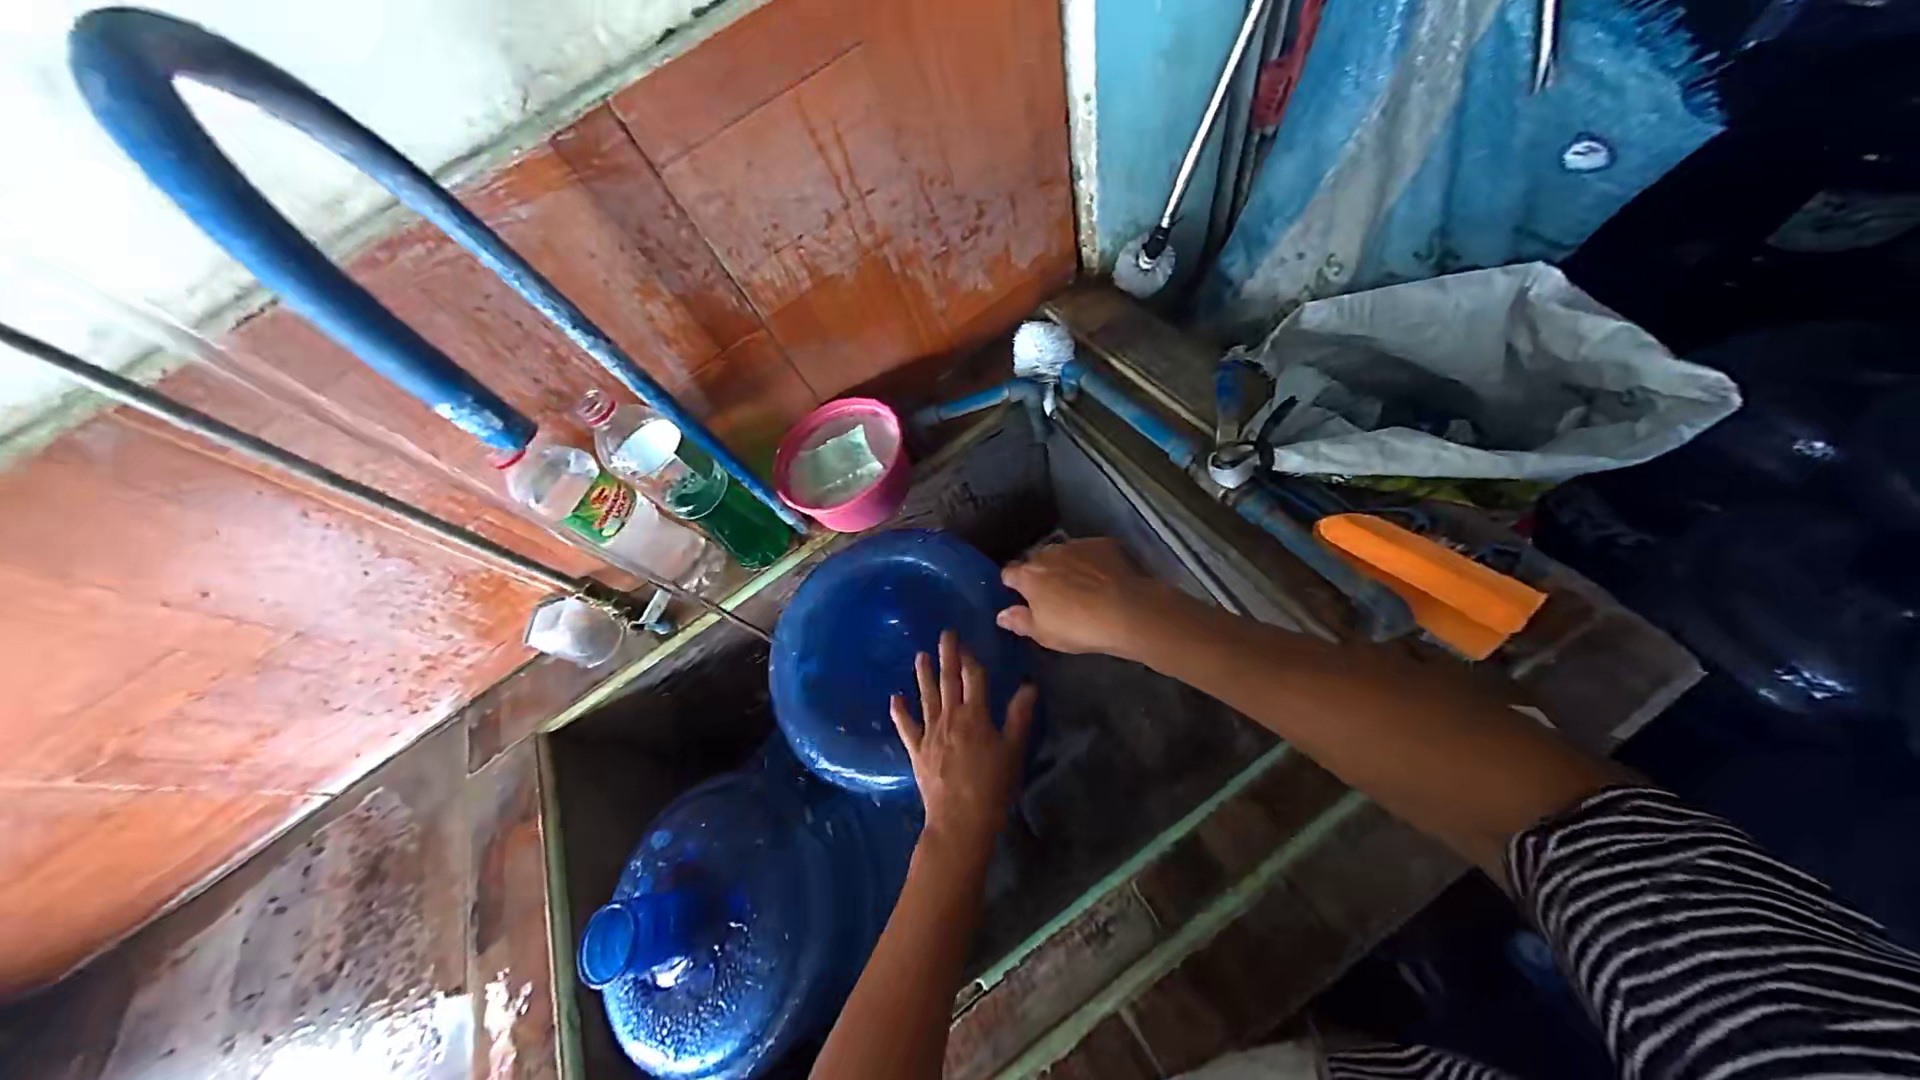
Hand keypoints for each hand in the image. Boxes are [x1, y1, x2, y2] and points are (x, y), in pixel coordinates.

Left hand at [890, 631, 1036, 857]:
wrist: (960, 820)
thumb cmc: (993, 786)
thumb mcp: (1014, 750)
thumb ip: (1019, 716)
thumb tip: (1028, 685)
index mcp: (975, 715)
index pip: (973, 678)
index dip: (970, 658)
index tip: (966, 641)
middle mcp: (950, 717)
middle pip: (948, 680)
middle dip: (947, 655)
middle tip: (944, 634)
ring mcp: (930, 733)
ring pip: (926, 697)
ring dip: (923, 675)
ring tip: (919, 655)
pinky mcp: (917, 751)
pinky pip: (906, 727)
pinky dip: (900, 712)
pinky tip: (894, 698)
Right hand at [997, 538, 1190, 658]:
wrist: (1127, 611)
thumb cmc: (1078, 627)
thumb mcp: (1044, 634)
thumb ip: (1020, 621)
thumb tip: (1001, 615)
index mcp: (1028, 575)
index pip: (1009, 573)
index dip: (1012, 585)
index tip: (1020, 597)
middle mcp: (1048, 554)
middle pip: (1037, 561)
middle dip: (1041, 575)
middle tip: (1054, 596)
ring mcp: (1077, 545)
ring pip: (1064, 554)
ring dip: (1066, 566)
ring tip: (1082, 586)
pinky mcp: (1103, 544)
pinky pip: (1090, 552)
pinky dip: (1092, 562)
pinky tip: (1104, 578)